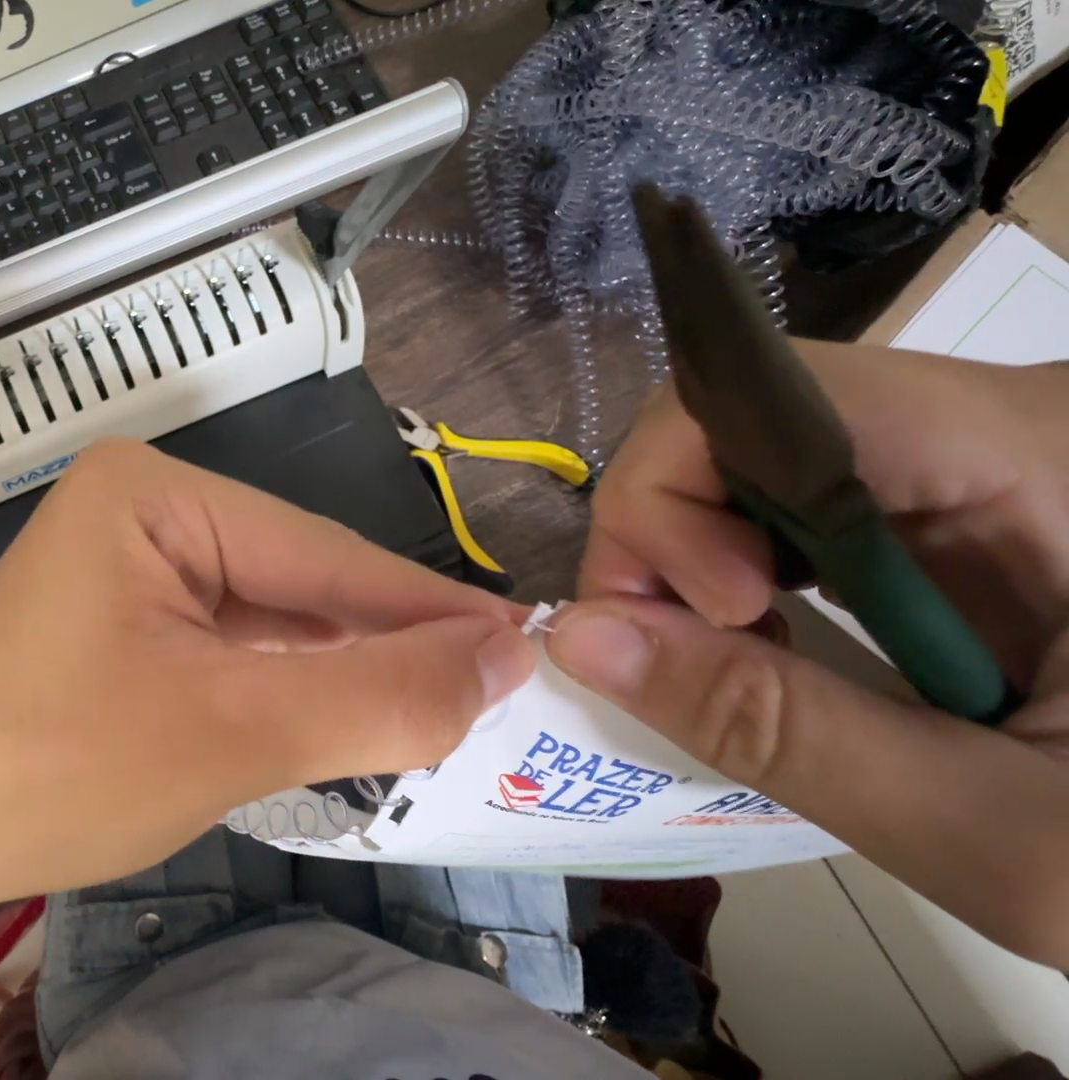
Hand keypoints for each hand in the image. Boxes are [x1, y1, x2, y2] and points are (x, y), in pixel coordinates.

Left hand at [0, 438, 533, 917]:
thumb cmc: (60, 771)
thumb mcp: (237, 732)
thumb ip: (379, 692)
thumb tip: (506, 654)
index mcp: (152, 494)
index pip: (320, 552)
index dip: (426, 607)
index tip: (528, 644)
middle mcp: (136, 505)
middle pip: (292, 579)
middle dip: (379, 642)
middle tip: (492, 694)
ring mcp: (120, 559)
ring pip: (261, 614)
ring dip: (332, 666)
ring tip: (433, 707)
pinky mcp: (112, 611)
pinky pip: (218, 638)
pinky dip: (275, 680)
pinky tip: (333, 708)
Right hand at [548, 340, 1068, 965]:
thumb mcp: (1009, 836)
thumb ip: (782, 728)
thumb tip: (573, 635)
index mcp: (1062, 462)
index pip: (776, 401)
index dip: (681, 489)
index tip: (710, 621)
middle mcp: (1018, 422)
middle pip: (745, 423)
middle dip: (667, 535)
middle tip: (675, 655)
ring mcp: (989, 453)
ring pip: (751, 460)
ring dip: (693, 557)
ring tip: (728, 659)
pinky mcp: (963, 495)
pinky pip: (791, 497)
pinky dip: (738, 567)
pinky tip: (768, 638)